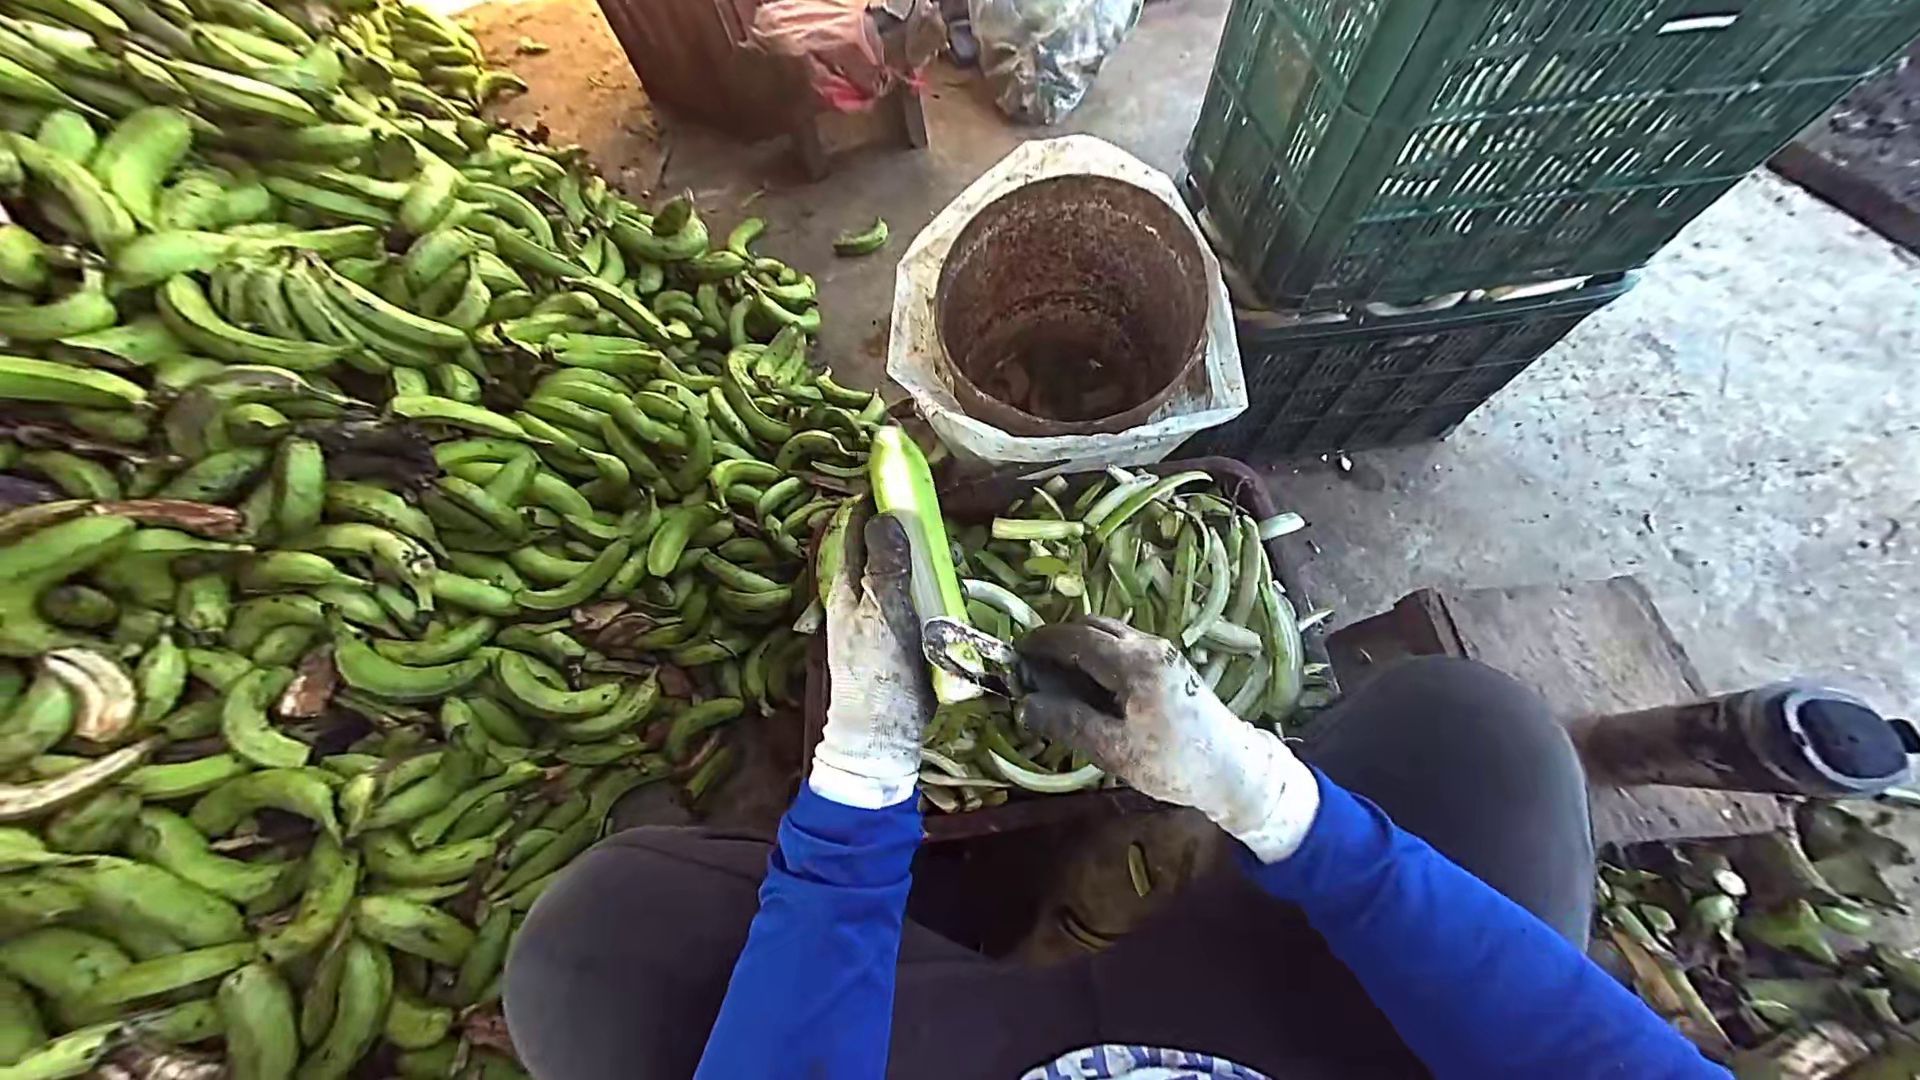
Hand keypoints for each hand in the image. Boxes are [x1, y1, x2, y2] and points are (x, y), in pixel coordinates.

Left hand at [811, 510, 934, 808]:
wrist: (883, 728)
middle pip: (875, 542)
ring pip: (894, 565)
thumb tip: (888, 512)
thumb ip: (887, 564)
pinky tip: (944, 578)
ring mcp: (877, 610)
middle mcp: (858, 591)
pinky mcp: (896, 628)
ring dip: (914, 548)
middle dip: (898, 520)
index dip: (871, 498)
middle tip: (928, 505)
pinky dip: (924, 577)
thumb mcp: (884, 612)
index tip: (898, 477)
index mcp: (846, 583)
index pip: (854, 527)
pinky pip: (909, 590)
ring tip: (940, 536)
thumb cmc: (879, 668)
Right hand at [1014, 616, 1319, 861]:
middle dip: (1058, 640)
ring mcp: (1160, 650)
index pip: (1075, 638)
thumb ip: (1067, 722)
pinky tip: (1089, 683)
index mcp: (1134, 664)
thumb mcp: (1114, 750)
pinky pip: (1121, 644)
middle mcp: (1147, 645)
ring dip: (1077, 645)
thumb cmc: (1173, 764)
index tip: (1017, 652)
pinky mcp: (1166, 661)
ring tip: (1058, 677)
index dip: (1041, 642)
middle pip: (1091, 626)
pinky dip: (1096, 652)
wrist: (1235, 771)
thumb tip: (1023, 704)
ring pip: (1107, 632)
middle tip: (1035, 667)